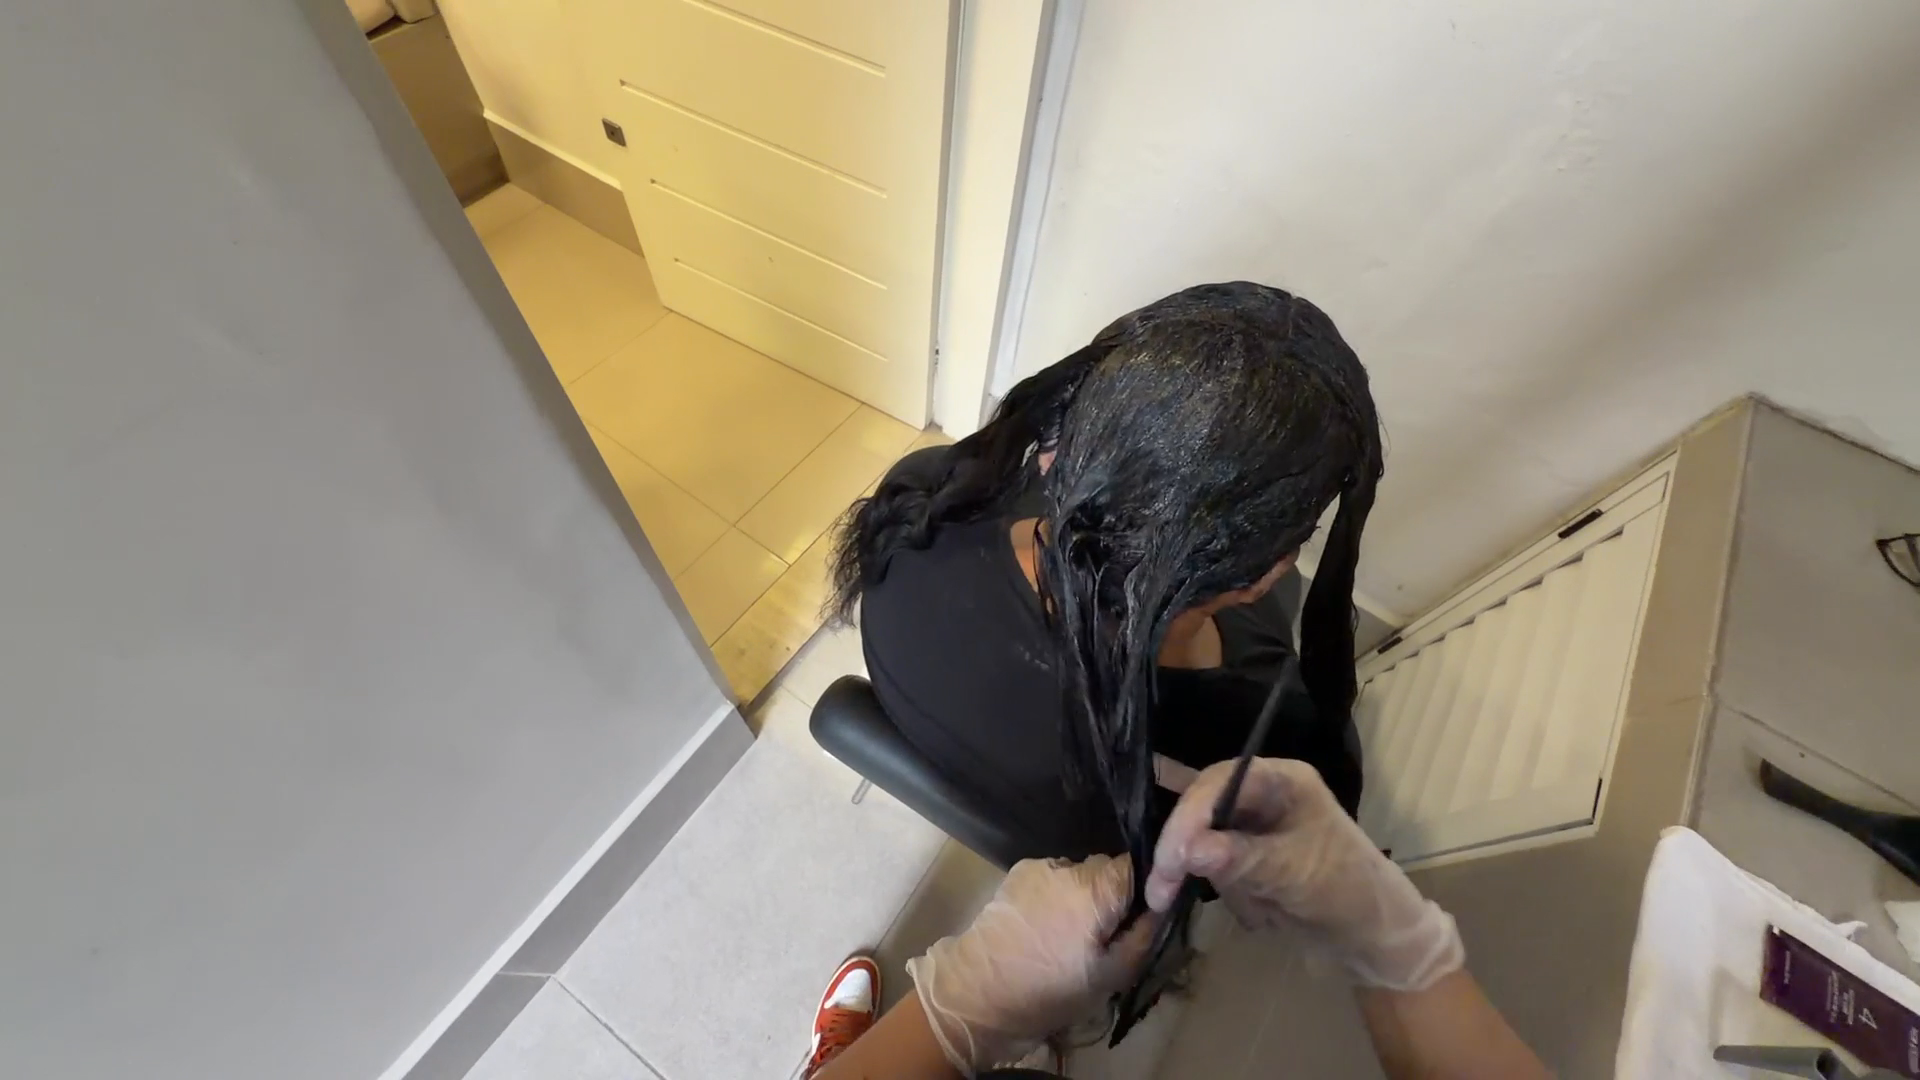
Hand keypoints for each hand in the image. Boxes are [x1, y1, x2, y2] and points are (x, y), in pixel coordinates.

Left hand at [908, 855, 1151, 1071]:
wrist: (982, 988)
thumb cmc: (1052, 989)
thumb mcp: (1110, 976)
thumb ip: (1142, 936)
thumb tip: (1160, 906)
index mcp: (1095, 889)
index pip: (1133, 864)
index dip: (1141, 886)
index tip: (1136, 914)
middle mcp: (1069, 865)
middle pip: (1104, 868)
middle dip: (1109, 893)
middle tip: (1101, 932)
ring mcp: (1040, 865)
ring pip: (1076, 873)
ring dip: (1080, 893)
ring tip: (1067, 931)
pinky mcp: (1018, 871)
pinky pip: (1051, 876)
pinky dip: (1055, 893)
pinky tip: (1044, 923)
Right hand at [1145, 758, 1463, 991]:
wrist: (1381, 940)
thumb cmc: (1349, 893)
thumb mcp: (1296, 875)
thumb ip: (1239, 858)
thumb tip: (1184, 850)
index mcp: (1281, 780)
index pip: (1220, 783)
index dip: (1189, 816)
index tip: (1168, 858)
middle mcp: (1261, 792)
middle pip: (1202, 805)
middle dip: (1181, 847)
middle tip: (1159, 889)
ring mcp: (1252, 821)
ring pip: (1200, 835)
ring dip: (1201, 872)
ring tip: (1229, 908)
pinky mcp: (1245, 849)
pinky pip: (1211, 857)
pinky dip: (1213, 879)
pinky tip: (1223, 888)